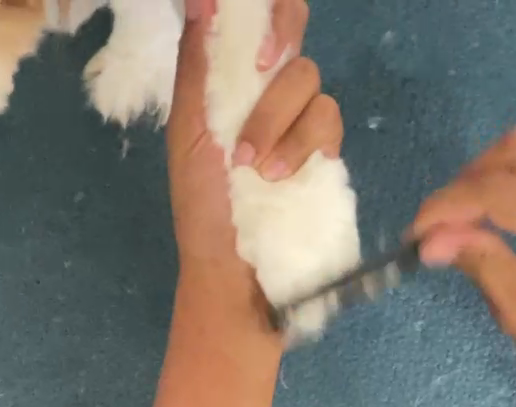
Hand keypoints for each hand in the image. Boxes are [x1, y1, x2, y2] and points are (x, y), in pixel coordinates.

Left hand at [167, 0, 337, 316]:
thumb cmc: (201, 208)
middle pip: (291, 35)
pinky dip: (303, 145)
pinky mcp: (325, 151)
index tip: (250, 40)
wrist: (230, 270)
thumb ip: (196, 68)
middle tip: (256, 90)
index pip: (258, 19)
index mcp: (231, 82)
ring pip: (310, 81)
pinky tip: (281, 177)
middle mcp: (269, 92)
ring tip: (256, 170)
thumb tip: (201, 0)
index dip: (265, 12)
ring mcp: (300, 120)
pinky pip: (329, 119)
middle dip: (270, 64)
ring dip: (278, 122)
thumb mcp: (187, 136)